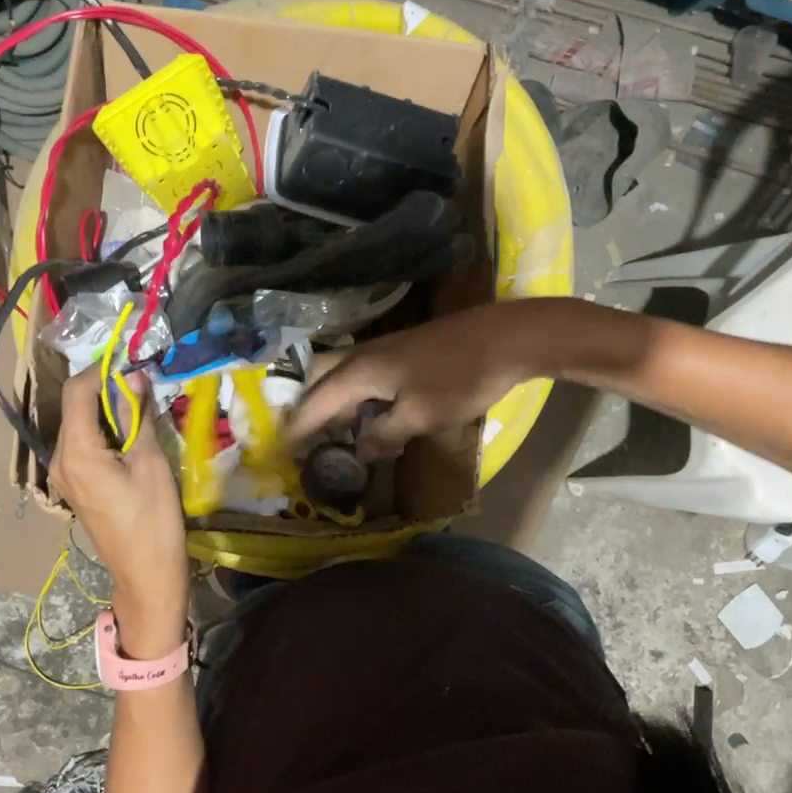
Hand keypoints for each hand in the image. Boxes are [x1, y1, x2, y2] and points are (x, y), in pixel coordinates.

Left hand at [51, 367, 188, 653]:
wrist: (146, 575)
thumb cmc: (153, 520)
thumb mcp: (150, 463)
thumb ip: (136, 416)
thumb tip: (133, 375)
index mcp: (76, 452)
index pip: (78, 391)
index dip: (101, 369)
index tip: (131, 360)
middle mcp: (60, 460)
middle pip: (75, 407)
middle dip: (105, 388)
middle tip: (142, 380)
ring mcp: (64, 476)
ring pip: (80, 426)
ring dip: (106, 410)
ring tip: (141, 404)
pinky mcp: (75, 487)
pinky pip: (84, 446)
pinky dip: (103, 432)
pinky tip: (130, 433)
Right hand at [287, 302, 544, 460]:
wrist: (506, 338)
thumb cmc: (459, 378)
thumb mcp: (420, 416)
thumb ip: (384, 434)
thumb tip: (359, 451)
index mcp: (359, 372)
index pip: (314, 404)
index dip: (298, 431)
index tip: (285, 454)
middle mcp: (362, 356)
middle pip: (320, 382)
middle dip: (308, 411)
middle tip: (304, 442)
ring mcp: (383, 350)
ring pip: (341, 378)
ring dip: (332, 405)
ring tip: (330, 435)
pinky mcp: (401, 352)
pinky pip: (362, 376)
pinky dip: (354, 398)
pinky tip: (367, 417)